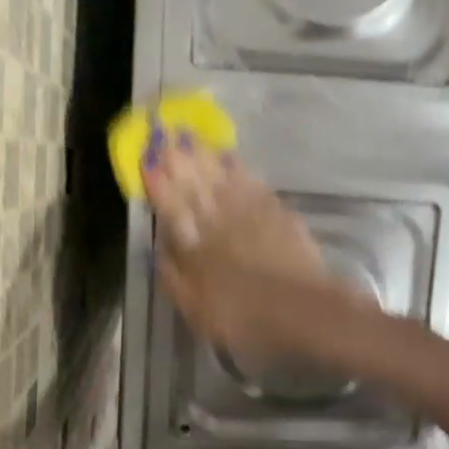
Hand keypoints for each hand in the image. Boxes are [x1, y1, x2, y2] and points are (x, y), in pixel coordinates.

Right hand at [143, 141, 337, 361]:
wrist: (302, 309)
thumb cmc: (242, 317)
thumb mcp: (195, 308)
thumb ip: (174, 276)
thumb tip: (160, 248)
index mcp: (194, 243)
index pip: (171, 206)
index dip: (158, 182)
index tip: (147, 159)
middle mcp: (219, 219)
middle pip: (195, 183)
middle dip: (178, 158)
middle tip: (165, 132)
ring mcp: (251, 211)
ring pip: (222, 176)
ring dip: (205, 155)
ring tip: (191, 136)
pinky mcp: (278, 212)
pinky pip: (252, 182)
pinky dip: (238, 168)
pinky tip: (231, 159)